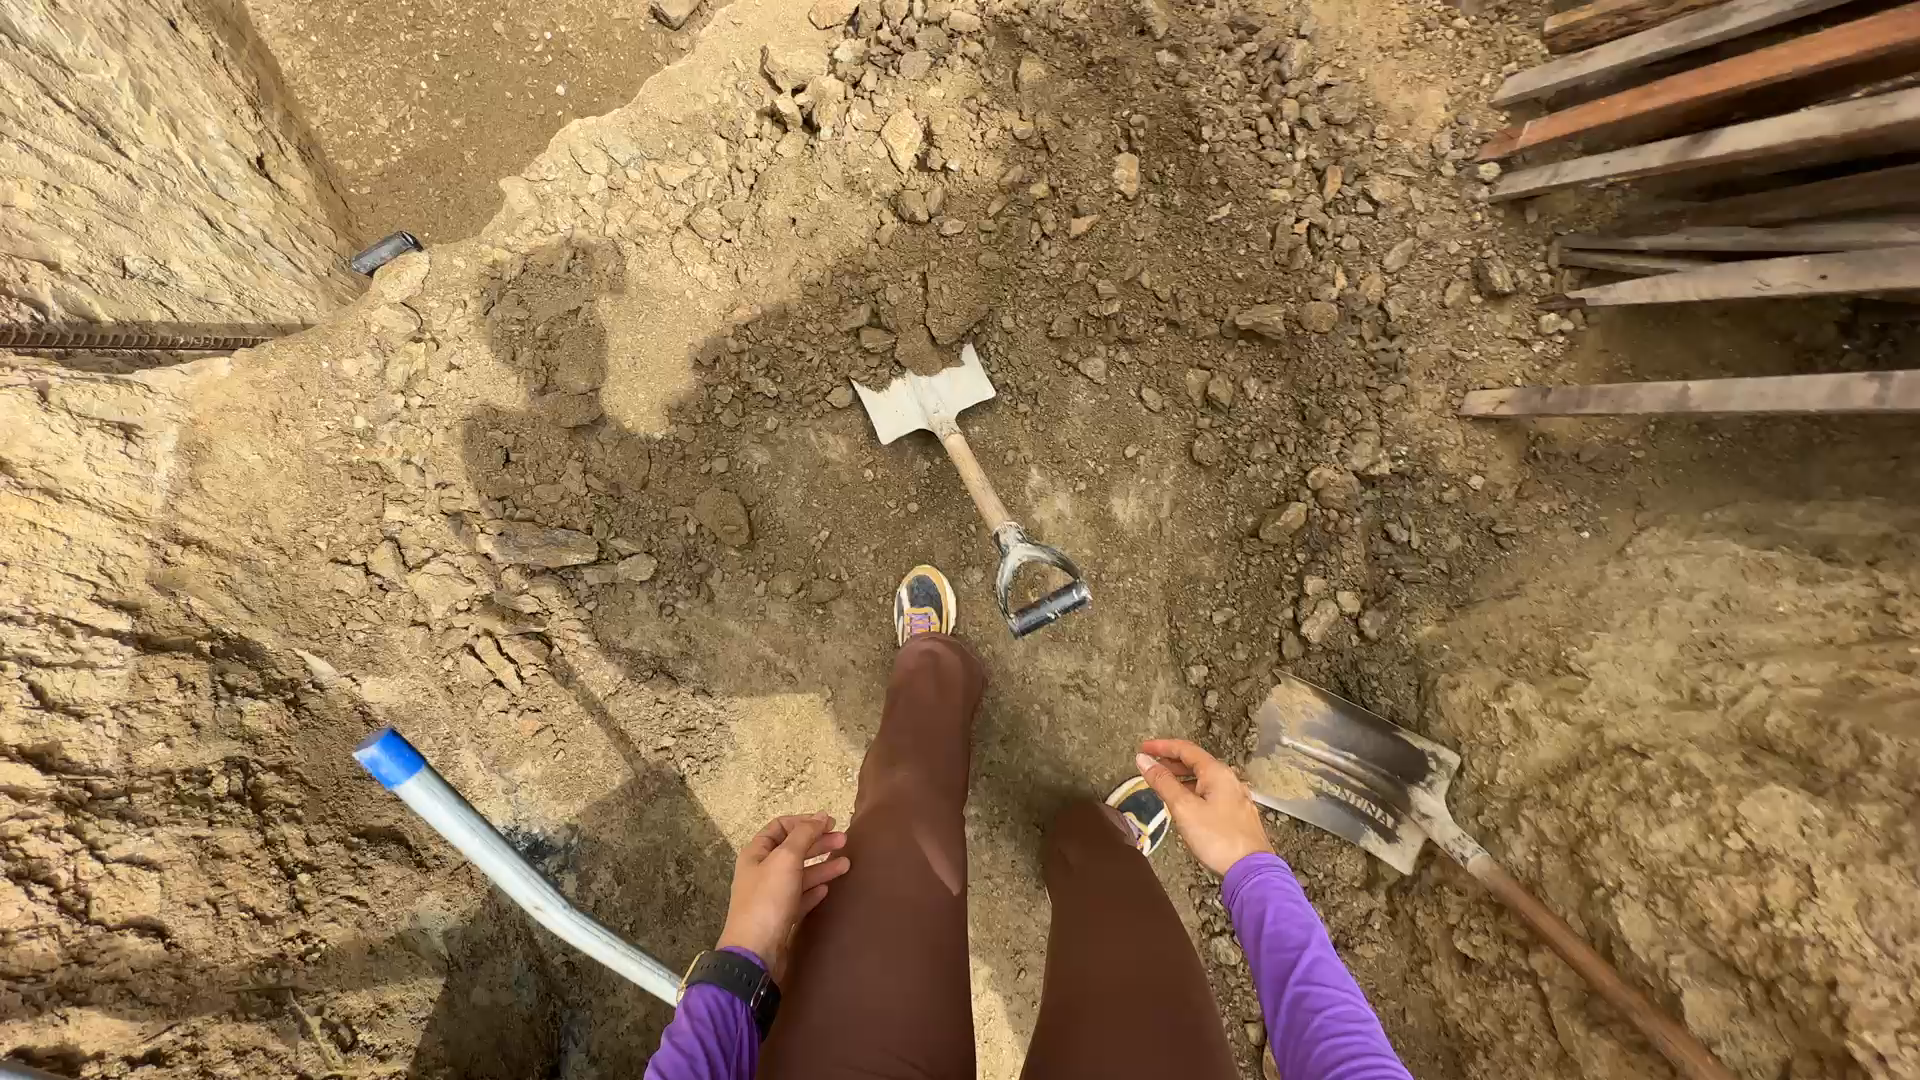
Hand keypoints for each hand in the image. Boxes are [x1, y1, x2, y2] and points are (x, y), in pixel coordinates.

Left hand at [716, 813, 849, 977]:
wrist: (756, 952)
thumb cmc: (768, 899)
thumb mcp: (786, 858)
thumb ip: (804, 834)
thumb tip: (821, 816)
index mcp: (757, 853)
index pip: (780, 827)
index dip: (804, 821)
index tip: (828, 822)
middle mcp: (761, 871)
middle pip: (793, 849)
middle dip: (818, 842)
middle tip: (844, 840)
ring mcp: (770, 895)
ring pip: (800, 873)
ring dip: (822, 866)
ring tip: (846, 864)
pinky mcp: (780, 916)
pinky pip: (800, 896)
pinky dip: (814, 889)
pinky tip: (827, 888)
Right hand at [1136, 739, 1271, 875]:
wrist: (1251, 872)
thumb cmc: (1217, 837)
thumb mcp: (1183, 807)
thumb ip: (1162, 782)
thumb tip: (1143, 760)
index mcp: (1216, 772)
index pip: (1185, 749)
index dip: (1162, 746)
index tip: (1143, 748)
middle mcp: (1229, 780)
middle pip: (1196, 762)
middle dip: (1171, 761)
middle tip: (1151, 766)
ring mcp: (1236, 797)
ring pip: (1204, 779)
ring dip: (1181, 778)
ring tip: (1163, 785)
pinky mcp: (1238, 814)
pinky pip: (1211, 793)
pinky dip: (1193, 791)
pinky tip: (1185, 804)